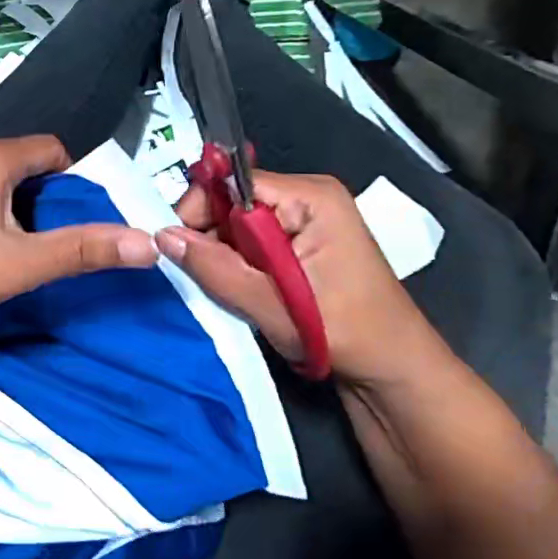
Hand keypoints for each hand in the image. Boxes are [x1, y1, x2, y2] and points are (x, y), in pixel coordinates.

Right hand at [155, 171, 448, 386]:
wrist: (395, 375)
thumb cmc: (348, 336)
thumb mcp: (274, 306)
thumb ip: (217, 269)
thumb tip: (162, 236)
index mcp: (311, 197)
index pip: (231, 183)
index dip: (200, 211)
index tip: (178, 248)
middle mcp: (305, 197)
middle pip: (230, 201)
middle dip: (209, 237)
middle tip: (205, 277)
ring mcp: (302, 219)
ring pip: (234, 223)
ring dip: (222, 255)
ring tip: (228, 289)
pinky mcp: (296, 240)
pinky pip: (247, 239)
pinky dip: (235, 263)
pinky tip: (242, 289)